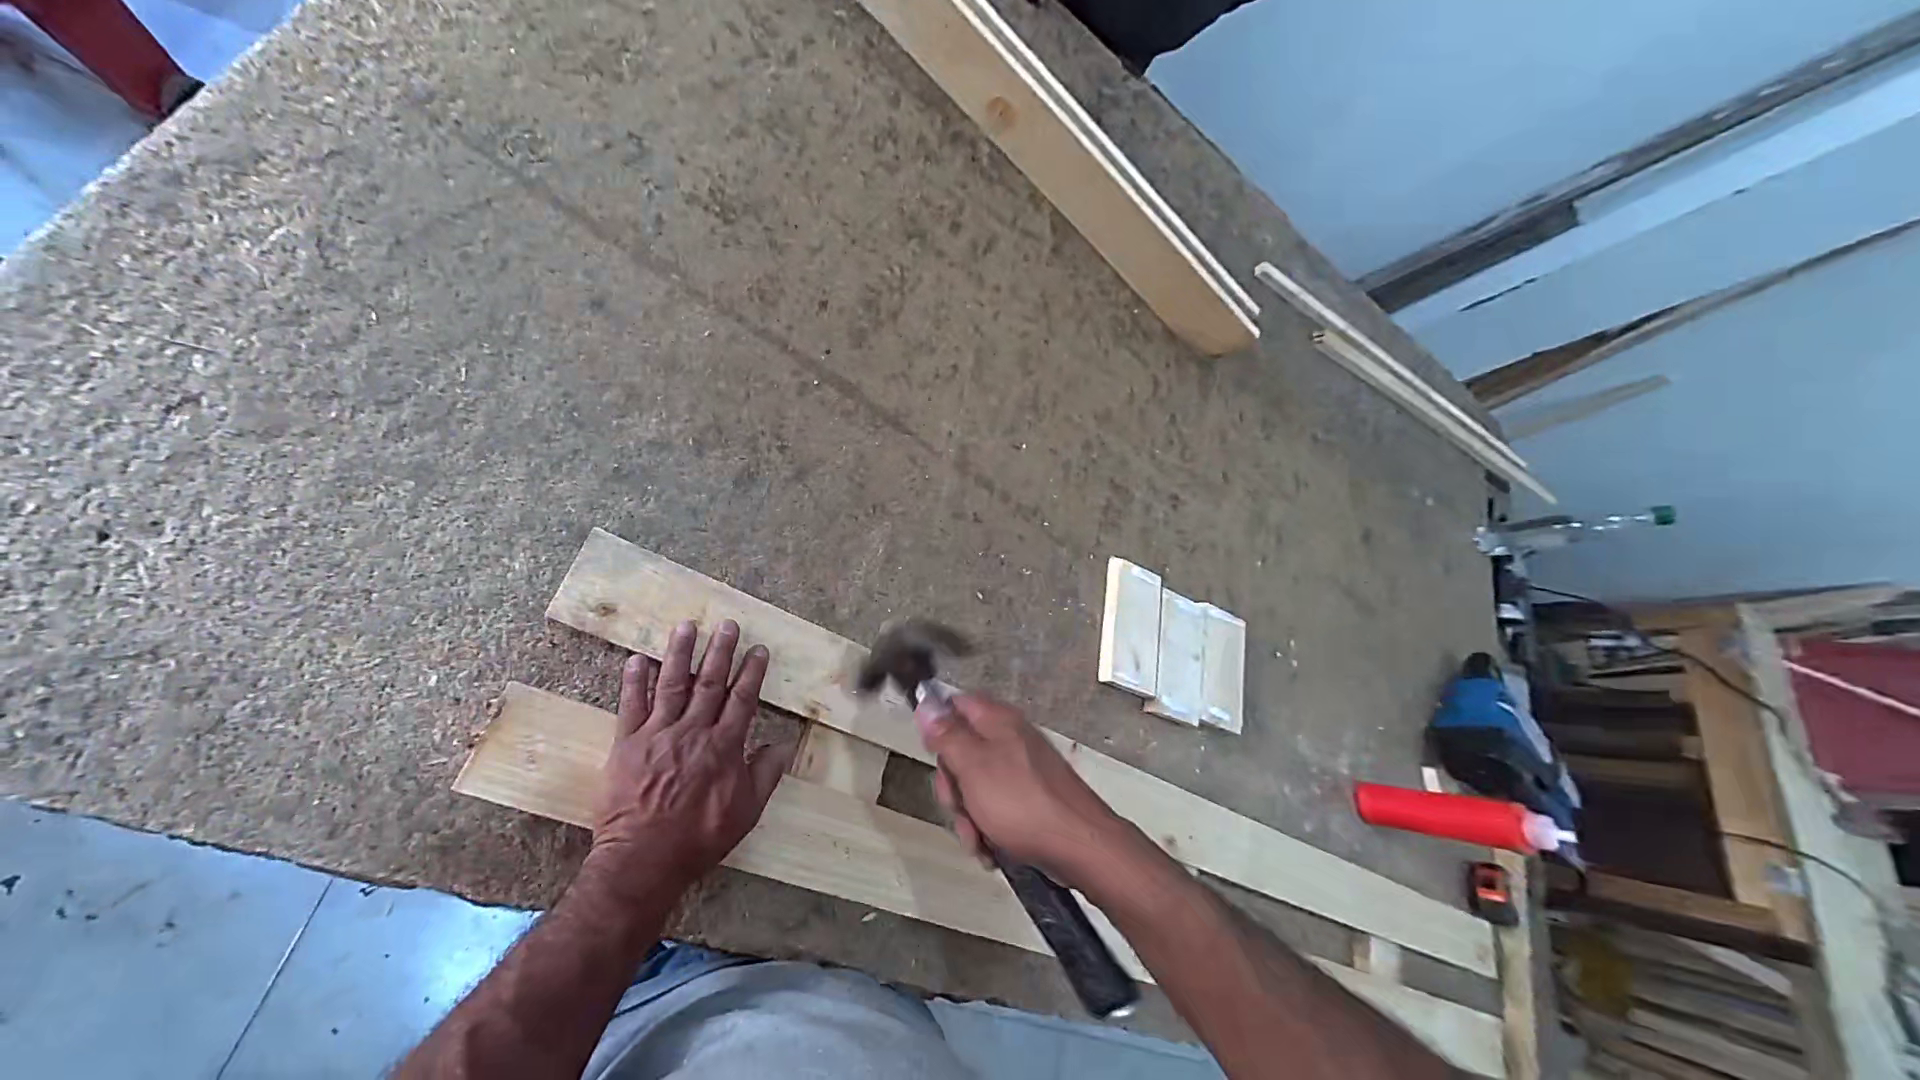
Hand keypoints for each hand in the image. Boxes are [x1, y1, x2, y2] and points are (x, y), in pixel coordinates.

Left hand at [586, 619, 793, 900]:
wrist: (643, 860)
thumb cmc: (699, 838)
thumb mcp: (746, 811)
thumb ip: (766, 774)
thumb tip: (782, 744)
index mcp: (724, 746)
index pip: (742, 699)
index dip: (752, 672)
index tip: (758, 649)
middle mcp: (693, 732)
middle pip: (710, 682)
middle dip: (721, 651)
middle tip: (727, 625)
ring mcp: (658, 735)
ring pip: (672, 684)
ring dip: (680, 653)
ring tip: (686, 627)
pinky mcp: (626, 744)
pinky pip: (631, 705)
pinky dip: (634, 681)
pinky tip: (637, 660)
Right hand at [916, 693, 1130, 891]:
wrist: (1079, 847)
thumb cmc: (1023, 803)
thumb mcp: (973, 766)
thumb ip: (947, 734)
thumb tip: (927, 704)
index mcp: (997, 722)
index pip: (956, 705)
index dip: (938, 728)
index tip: (935, 756)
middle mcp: (1010, 740)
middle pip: (961, 752)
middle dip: (953, 787)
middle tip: (960, 805)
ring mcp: (1021, 771)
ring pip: (975, 787)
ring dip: (969, 816)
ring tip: (979, 837)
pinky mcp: (1029, 800)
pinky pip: (995, 809)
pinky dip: (988, 829)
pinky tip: (992, 848)